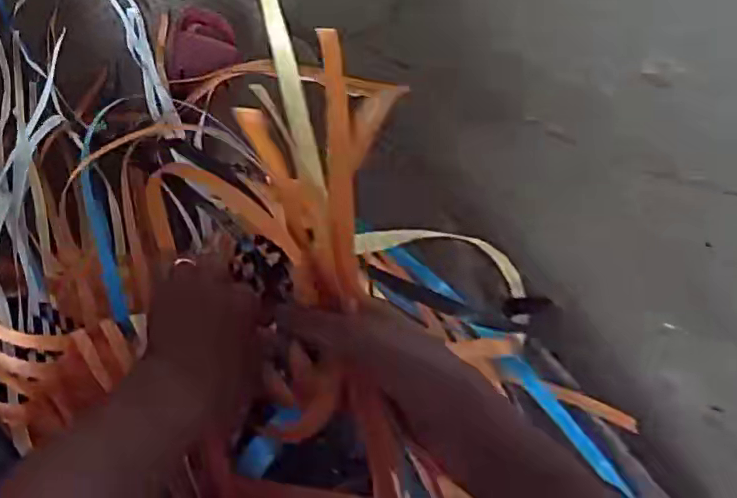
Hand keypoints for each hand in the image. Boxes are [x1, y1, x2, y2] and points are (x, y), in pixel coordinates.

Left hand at [140, 252, 261, 423]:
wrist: (179, 387)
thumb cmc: (227, 386)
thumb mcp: (255, 367)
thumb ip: (259, 344)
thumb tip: (263, 335)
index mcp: (242, 300)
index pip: (249, 293)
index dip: (248, 307)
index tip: (249, 320)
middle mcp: (211, 283)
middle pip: (217, 267)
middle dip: (219, 281)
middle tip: (220, 302)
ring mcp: (181, 283)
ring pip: (189, 267)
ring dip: (194, 278)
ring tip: (196, 297)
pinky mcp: (158, 291)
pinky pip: (168, 280)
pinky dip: (174, 288)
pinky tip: (176, 305)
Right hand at [278, 301, 612, 497]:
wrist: (481, 447)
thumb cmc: (427, 379)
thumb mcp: (369, 344)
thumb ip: (320, 324)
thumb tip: (270, 306)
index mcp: (370, 310)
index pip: (321, 290)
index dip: (291, 289)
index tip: (256, 293)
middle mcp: (367, 334)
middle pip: (317, 323)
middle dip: (289, 327)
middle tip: (255, 332)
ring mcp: (369, 368)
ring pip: (321, 355)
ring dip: (298, 359)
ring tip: (265, 361)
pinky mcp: (370, 400)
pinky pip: (331, 385)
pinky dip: (312, 386)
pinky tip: (290, 388)